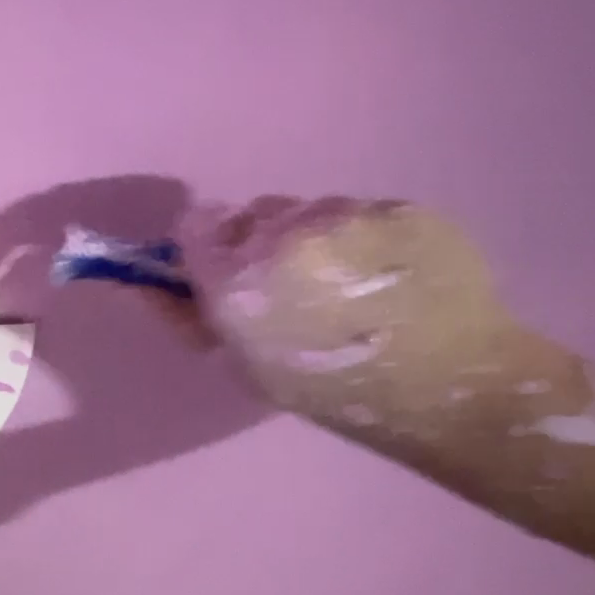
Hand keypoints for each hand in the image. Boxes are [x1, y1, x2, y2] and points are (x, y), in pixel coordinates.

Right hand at [176, 196, 519, 420]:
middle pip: (253, 214)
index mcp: (238, 275)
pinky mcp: (401, 207)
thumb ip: (189, 316)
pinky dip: (365, 237)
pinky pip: (363, 212)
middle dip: (262, 242)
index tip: (224, 270)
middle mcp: (286, 231)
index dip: (207, 245)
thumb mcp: (238, 363)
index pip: (195, 223)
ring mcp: (349, 213)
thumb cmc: (324, 388)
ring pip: (310, 210)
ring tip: (348, 283)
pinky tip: (386, 275)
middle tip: (292, 286)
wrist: (447, 385)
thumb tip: (147, 282)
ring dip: (314, 237)